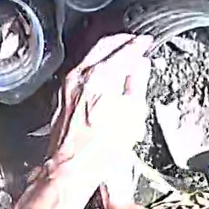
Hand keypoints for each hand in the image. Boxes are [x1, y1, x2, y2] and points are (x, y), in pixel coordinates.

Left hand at [46, 33, 152, 194]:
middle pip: (103, 45)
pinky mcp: (62, 95)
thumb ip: (137, 84)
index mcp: (100, 78)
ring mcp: (68, 85)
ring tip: (122, 56)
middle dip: (122, 41)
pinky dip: (95, 66)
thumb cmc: (99, 150)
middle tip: (135, 42)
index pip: (124, 51)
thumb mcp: (131, 116)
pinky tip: (104, 74)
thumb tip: (140, 67)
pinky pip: (81, 70)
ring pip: (90, 56)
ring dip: (107, 52)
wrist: (71, 167)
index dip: (139, 45)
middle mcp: (80, 76)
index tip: (146, 43)